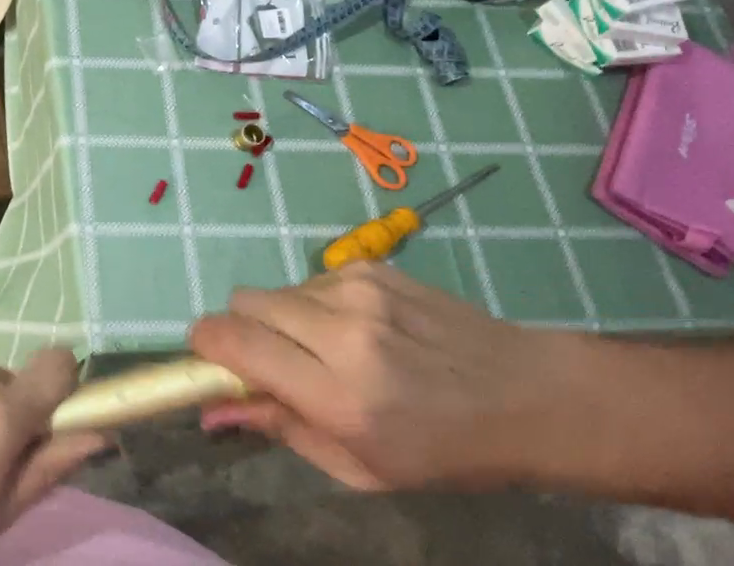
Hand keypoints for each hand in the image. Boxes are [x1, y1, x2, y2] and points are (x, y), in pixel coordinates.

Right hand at [188, 261, 585, 490]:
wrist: (528, 395)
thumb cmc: (442, 450)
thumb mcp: (358, 467)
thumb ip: (279, 429)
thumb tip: (211, 410)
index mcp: (339, 394)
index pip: (235, 343)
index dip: (205, 347)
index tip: (206, 359)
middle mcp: (343, 332)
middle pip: (244, 303)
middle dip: (241, 330)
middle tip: (269, 361)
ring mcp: (359, 290)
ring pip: (275, 290)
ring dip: (281, 319)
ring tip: (325, 349)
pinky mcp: (372, 267)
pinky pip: (310, 280)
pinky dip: (313, 305)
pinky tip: (355, 330)